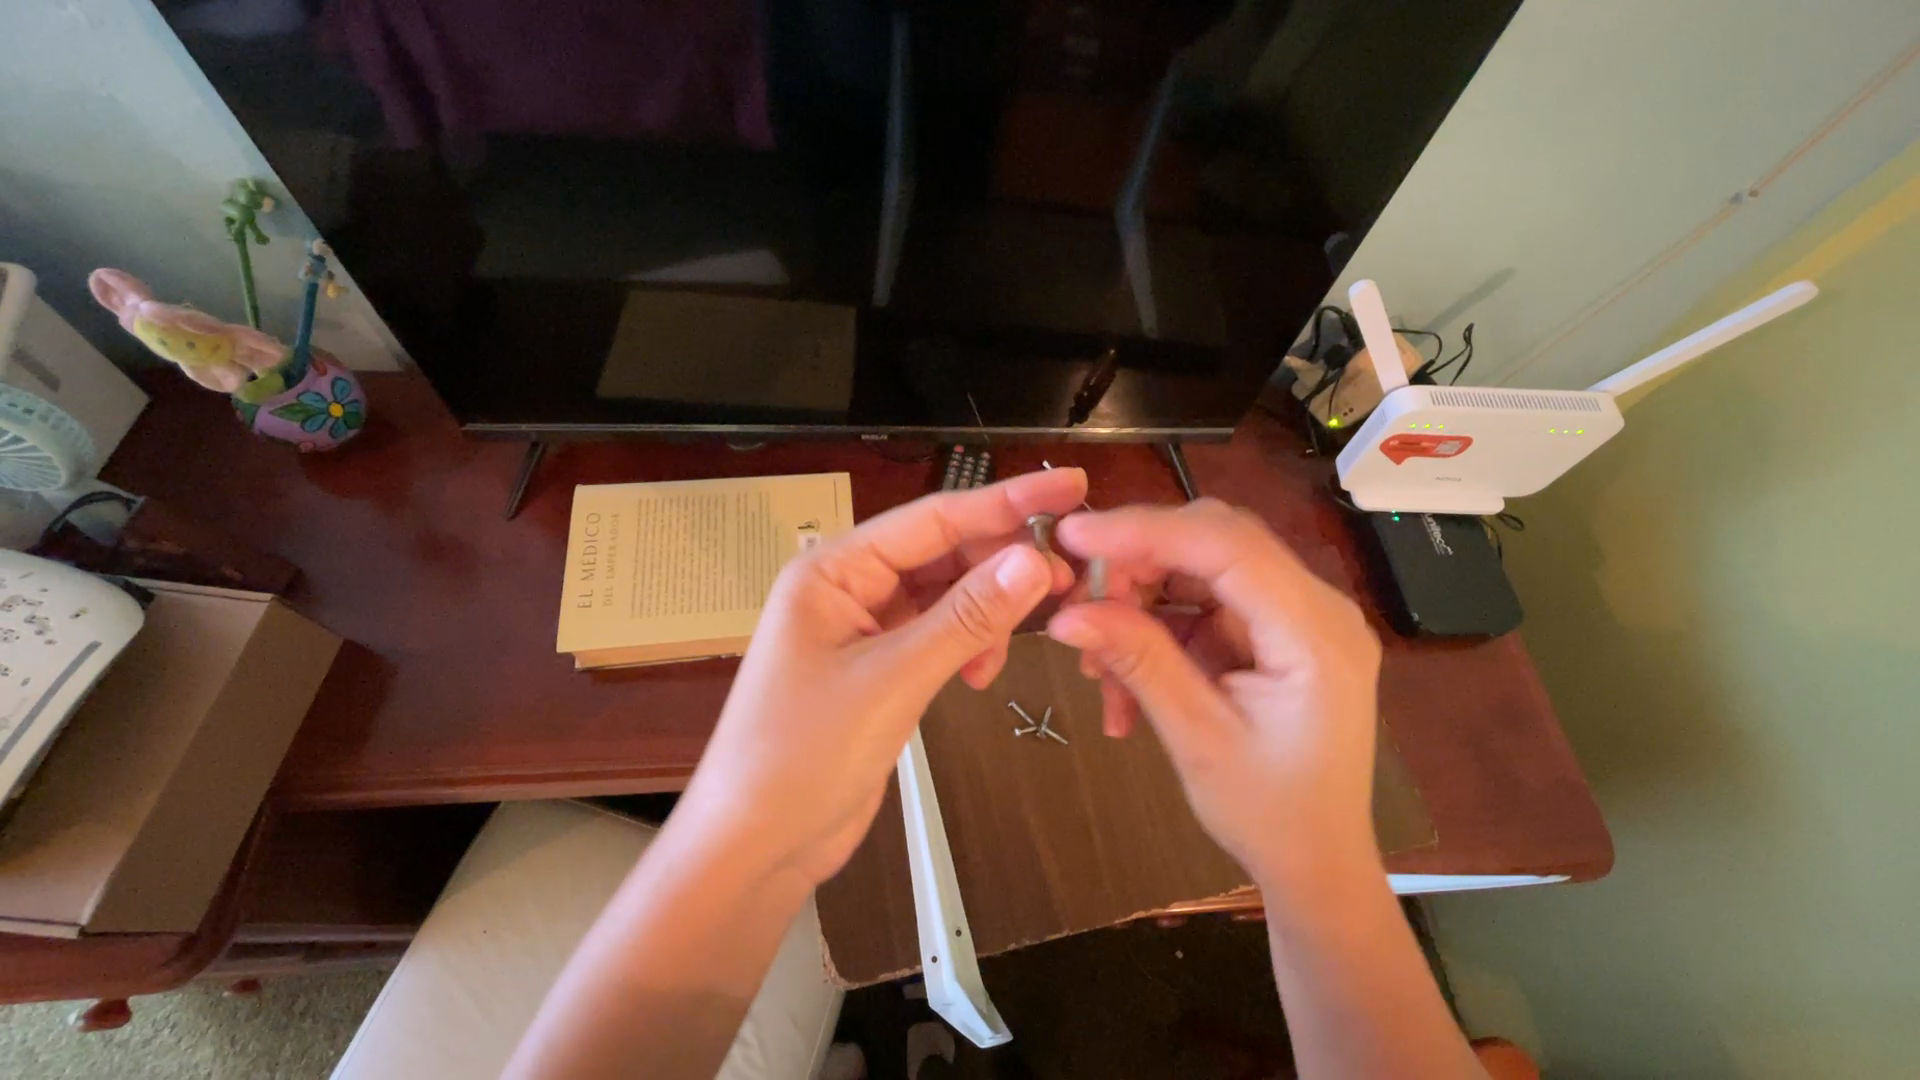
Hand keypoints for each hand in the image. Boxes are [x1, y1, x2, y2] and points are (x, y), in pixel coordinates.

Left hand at [674, 468, 1087, 888]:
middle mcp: (849, 586)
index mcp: (834, 569)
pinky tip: (983, 675)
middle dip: (1003, 562)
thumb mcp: (892, 680)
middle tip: (1071, 576)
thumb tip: (1034, 559)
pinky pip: (938, 635)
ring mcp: (864, 628)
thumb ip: (965, 617)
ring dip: (989, 611)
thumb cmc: (803, 754)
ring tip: (1031, 631)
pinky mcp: (881, 668)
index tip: (1070, 484)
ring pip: (946, 596)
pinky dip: (969, 646)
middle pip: (943, 552)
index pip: (932, 518)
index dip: (1005, 500)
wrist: (757, 844)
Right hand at [1045, 500, 1382, 889]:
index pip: (1226, 546)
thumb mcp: (1197, 738)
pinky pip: (1202, 608)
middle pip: (1213, 543)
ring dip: (1140, 607)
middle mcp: (1315, 606)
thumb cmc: (1270, 815)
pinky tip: (1125, 681)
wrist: (1317, 863)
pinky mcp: (1272, 633)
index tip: (1073, 534)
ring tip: (1099, 668)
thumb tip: (1066, 616)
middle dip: (1138, 567)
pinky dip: (1157, 633)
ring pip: (1199, 571)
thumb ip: (1139, 662)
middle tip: (1082, 610)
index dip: (1145, 531)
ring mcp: (1295, 617)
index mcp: (1314, 632)